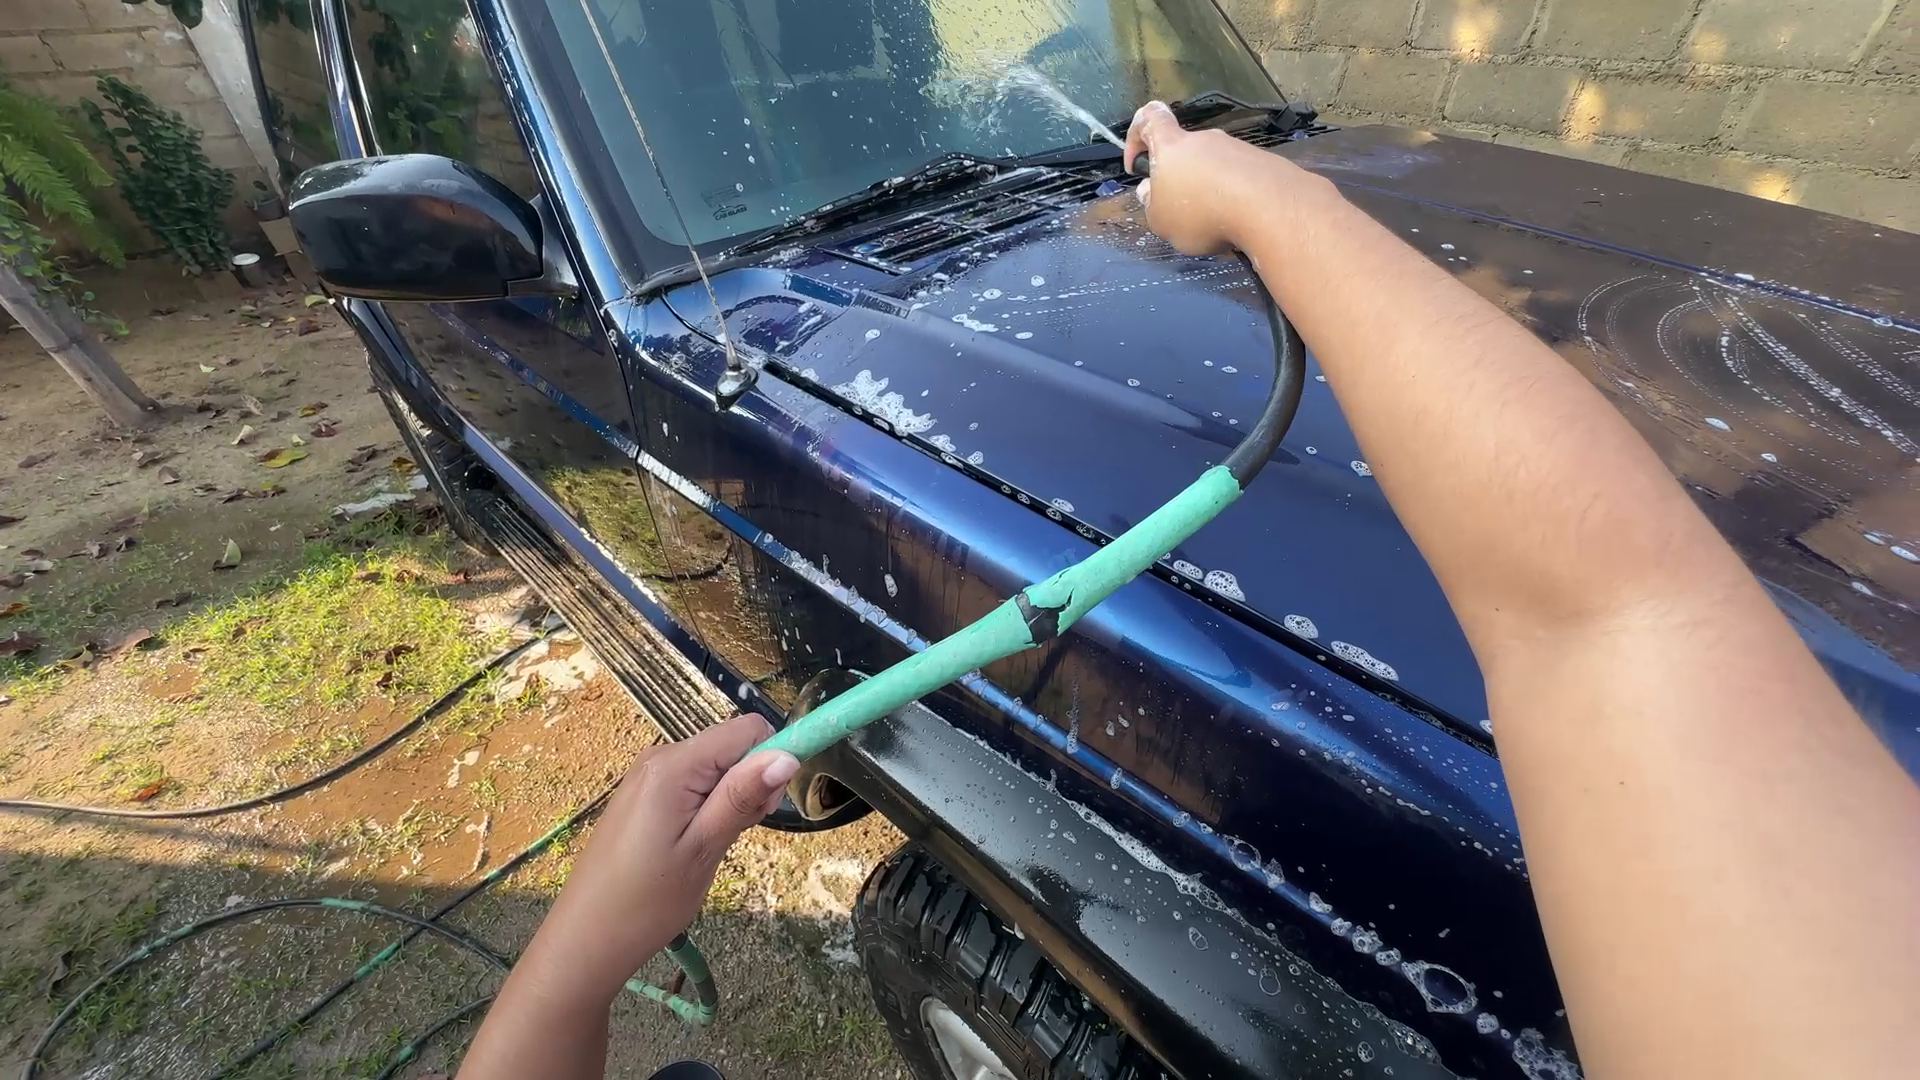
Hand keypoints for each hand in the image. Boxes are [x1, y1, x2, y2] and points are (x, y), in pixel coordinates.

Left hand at [525, 714, 799, 998]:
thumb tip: (788, 754)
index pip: (748, 729)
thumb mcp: (703, 850)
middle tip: (735, 834)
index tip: (766, 807)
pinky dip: (709, 804)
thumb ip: (742, 797)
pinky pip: (695, 780)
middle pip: (732, 745)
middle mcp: (660, 756)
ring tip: (712, 845)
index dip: (771, 758)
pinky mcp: (645, 793)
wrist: (583, 945)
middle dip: (751, 781)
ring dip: (731, 797)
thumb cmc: (646, 903)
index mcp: (674, 765)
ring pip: (717, 764)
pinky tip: (694, 842)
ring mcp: (649, 774)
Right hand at [1123, 100, 1305, 254]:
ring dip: (1202, 192)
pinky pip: (1233, 178)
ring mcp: (1233, 149)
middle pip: (1181, 153)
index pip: (1149, 117)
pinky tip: (1232, 221)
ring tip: (1208, 223)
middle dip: (1175, 181)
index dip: (1135, 136)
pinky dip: (1226, 197)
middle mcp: (1203, 139)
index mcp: (1172, 147)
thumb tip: (1149, 190)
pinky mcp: (1257, 163)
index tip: (1136, 165)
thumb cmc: (1201, 212)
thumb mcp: (1161, 221)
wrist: (1267, 206)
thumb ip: (1150, 205)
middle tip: (1176, 212)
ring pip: (1208, 168)